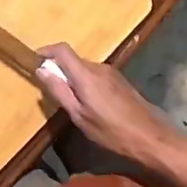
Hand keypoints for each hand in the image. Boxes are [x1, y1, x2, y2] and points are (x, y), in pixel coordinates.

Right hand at [36, 43, 183, 164]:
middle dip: (58, 70)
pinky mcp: (120, 81)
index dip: (46, 51)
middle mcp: (99, 67)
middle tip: (50, 91)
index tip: (35, 62)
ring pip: (84, 69)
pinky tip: (89, 105)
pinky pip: (96, 76)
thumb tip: (41, 69)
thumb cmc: (111, 131)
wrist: (151, 137)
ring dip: (73, 79)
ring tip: (69, 103)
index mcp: (86, 74)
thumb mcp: (79, 115)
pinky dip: (86, 84)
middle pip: (73, 60)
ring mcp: (112, 73)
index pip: (62, 49)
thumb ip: (59, 90)